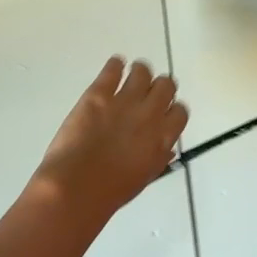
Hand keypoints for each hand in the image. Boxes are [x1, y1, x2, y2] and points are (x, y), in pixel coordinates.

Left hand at [32, 57, 187, 217]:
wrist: (76, 187)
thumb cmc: (111, 191)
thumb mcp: (144, 177)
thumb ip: (158, 157)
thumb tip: (166, 148)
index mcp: (163, 137)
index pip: (180, 110)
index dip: (172, 108)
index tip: (163, 111)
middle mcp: (149, 114)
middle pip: (166, 85)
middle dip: (159, 87)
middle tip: (147, 92)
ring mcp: (124, 101)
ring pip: (143, 71)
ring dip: (139, 72)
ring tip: (131, 77)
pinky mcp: (98, 94)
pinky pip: (113, 69)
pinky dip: (115, 65)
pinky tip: (114, 67)